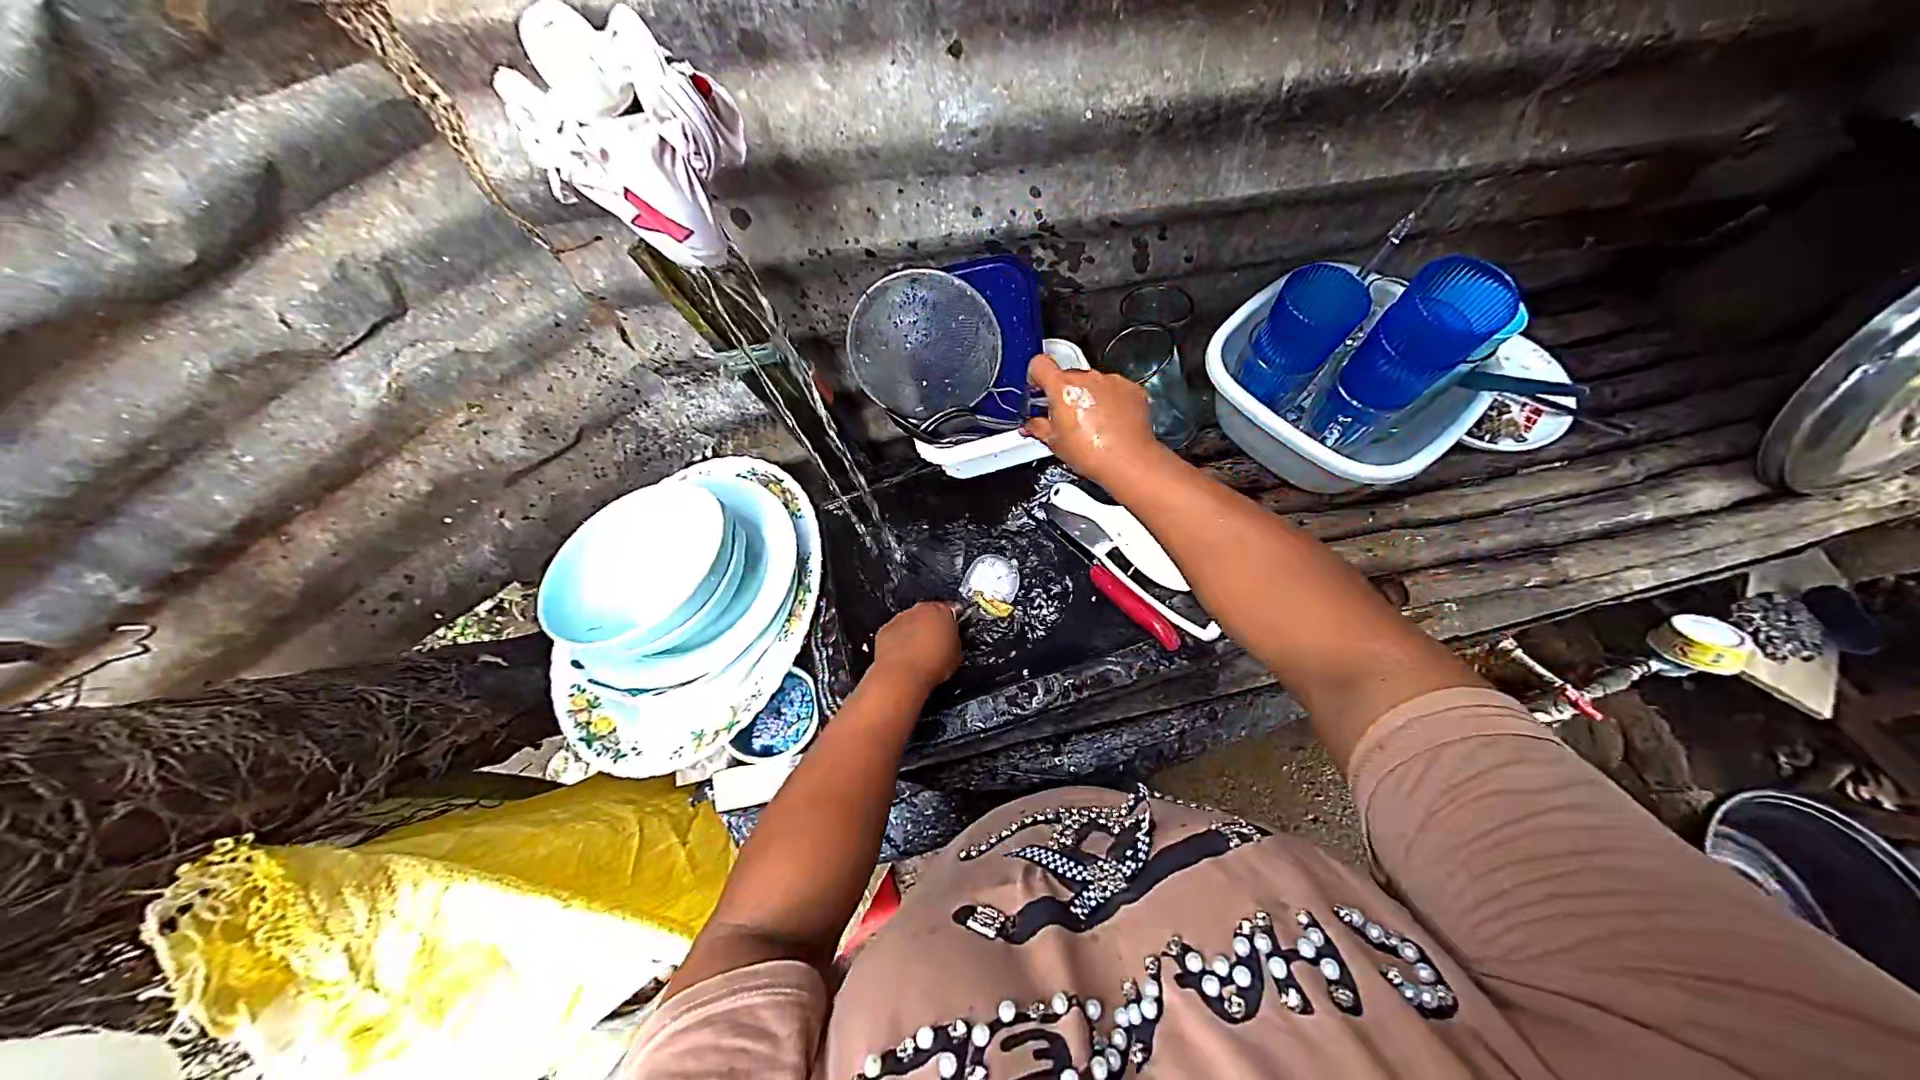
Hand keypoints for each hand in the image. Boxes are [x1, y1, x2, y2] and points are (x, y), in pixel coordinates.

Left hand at [870, 601, 961, 692]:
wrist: (903, 675)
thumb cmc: (932, 665)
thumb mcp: (956, 655)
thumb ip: (953, 641)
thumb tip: (950, 642)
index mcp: (942, 612)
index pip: (950, 610)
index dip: (951, 622)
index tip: (950, 633)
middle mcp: (920, 610)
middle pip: (928, 613)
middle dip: (931, 625)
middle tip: (934, 645)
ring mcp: (900, 618)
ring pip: (909, 621)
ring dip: (913, 632)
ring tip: (917, 653)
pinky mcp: (884, 629)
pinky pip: (894, 632)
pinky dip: (897, 640)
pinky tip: (902, 656)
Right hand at [1022, 353, 1167, 484]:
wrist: (1127, 461)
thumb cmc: (1091, 454)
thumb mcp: (1055, 443)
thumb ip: (1038, 428)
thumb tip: (1032, 425)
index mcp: (1062, 387)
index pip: (1040, 364)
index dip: (1036, 375)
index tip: (1039, 389)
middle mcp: (1087, 378)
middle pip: (1068, 376)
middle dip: (1064, 393)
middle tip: (1065, 418)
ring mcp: (1111, 382)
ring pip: (1092, 383)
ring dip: (1088, 397)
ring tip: (1090, 424)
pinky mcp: (1130, 389)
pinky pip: (1114, 389)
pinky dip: (1110, 401)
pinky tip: (1109, 422)